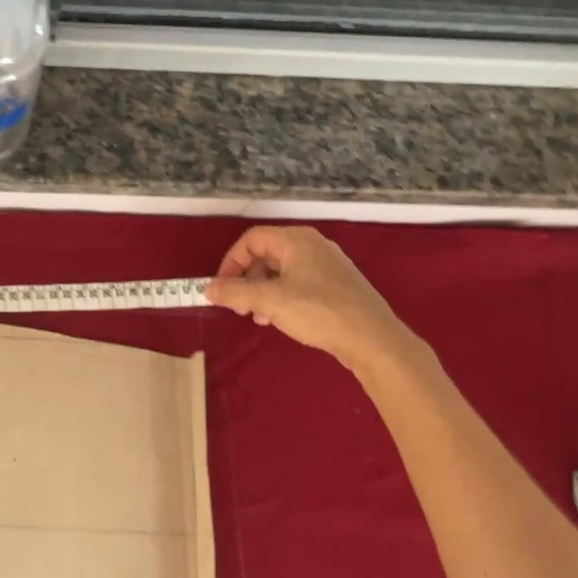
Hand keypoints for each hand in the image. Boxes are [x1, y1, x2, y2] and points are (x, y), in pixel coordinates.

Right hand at [206, 226, 420, 370]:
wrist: (371, 337)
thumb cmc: (318, 311)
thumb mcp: (269, 301)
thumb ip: (235, 293)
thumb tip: (207, 289)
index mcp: (296, 240)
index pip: (252, 239)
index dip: (231, 262)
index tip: (222, 288)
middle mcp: (312, 246)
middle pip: (266, 254)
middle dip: (246, 279)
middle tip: (238, 306)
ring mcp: (327, 265)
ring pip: (281, 271)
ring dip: (261, 292)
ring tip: (257, 317)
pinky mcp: (336, 285)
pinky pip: (298, 283)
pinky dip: (281, 297)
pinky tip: (279, 319)